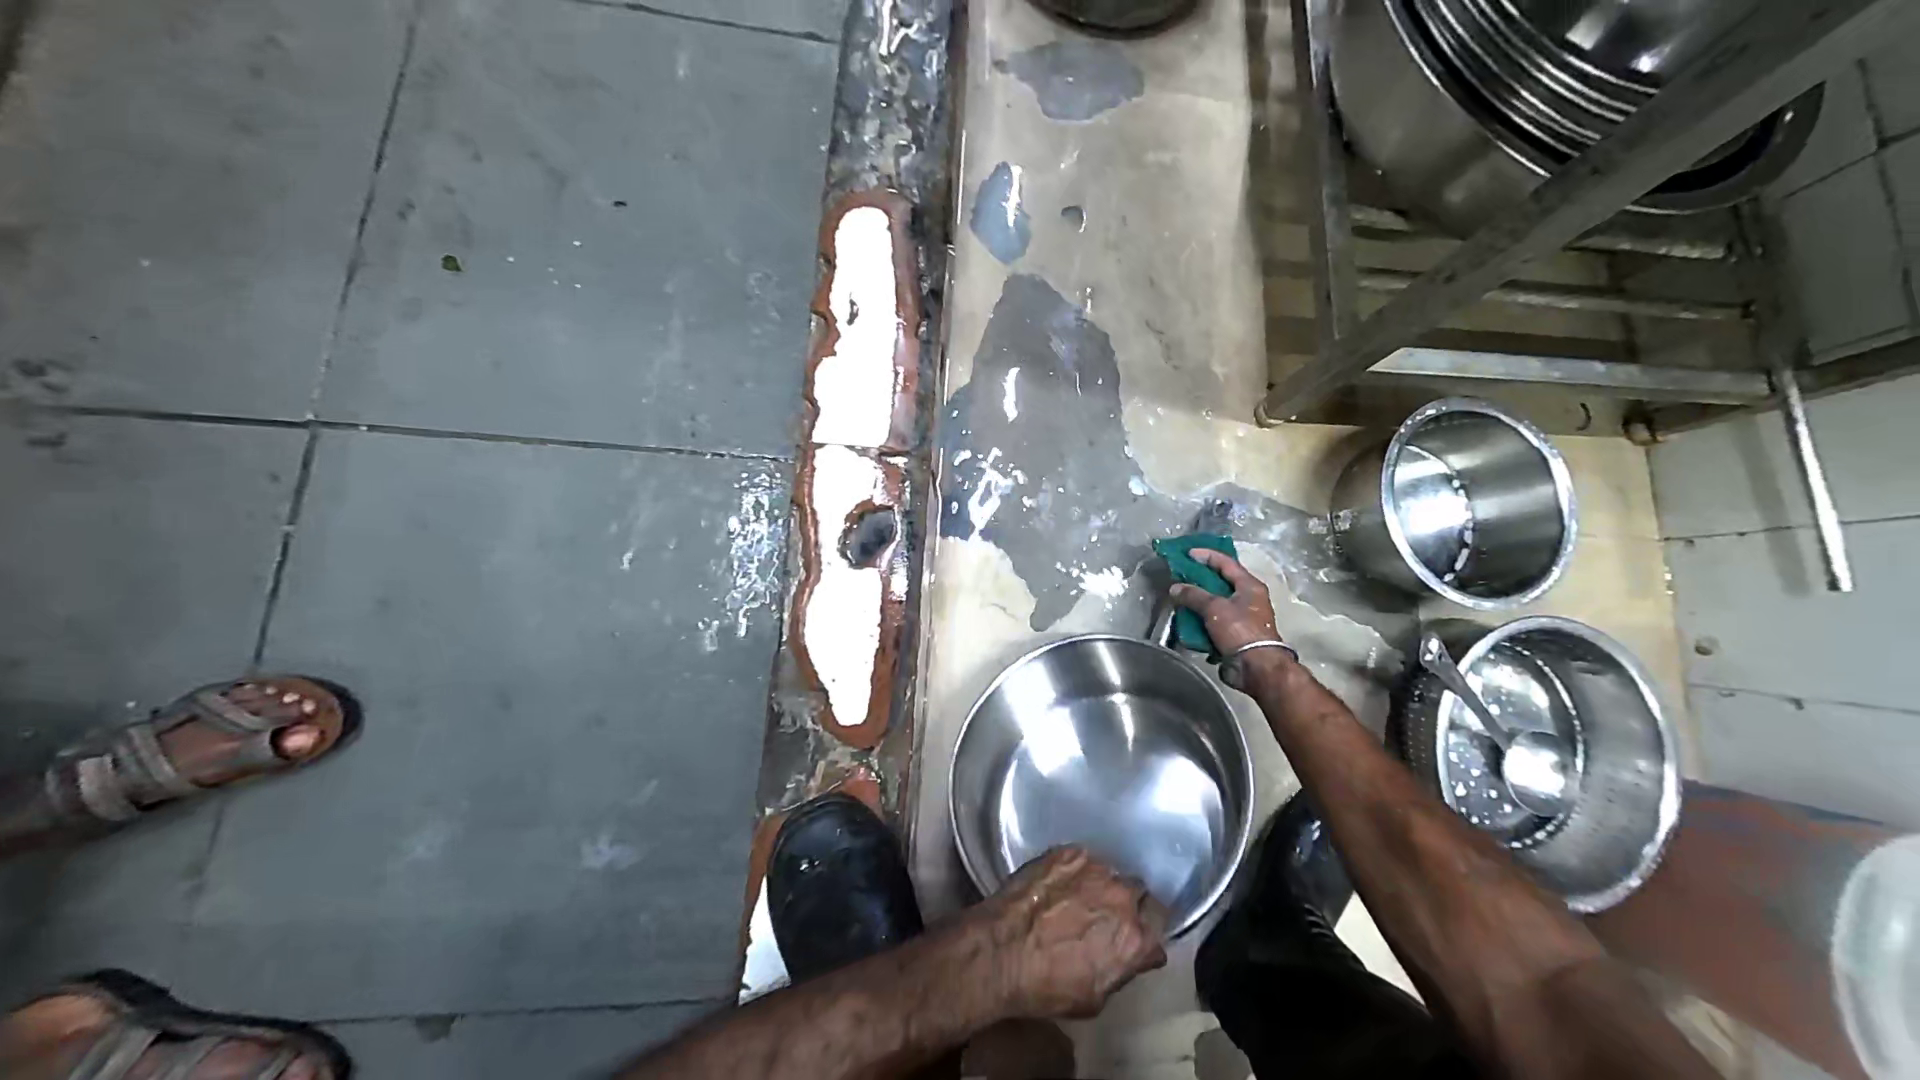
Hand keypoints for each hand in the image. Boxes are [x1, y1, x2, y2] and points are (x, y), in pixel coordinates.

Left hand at [976, 848, 1168, 1018]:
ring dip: (1100, 883)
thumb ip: (1127, 967)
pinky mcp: (1068, 852)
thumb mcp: (1096, 997)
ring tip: (1076, 896)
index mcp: (1135, 937)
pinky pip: (1081, 858)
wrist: (1001, 950)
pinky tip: (1057, 883)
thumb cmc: (1047, 985)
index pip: (1160, 920)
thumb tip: (1147, 953)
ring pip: (1109, 871)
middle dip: (1125, 901)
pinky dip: (1075, 869)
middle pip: (1137, 891)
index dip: (1147, 925)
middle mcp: (1122, 897)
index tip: (1135, 930)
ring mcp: (1094, 869)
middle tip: (1103, 913)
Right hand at [1170, 548, 1280, 654]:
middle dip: (1199, 579)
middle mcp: (1248, 599)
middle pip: (1220, 582)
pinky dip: (1200, 621)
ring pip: (1215, 603)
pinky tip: (1186, 621)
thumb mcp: (1215, 608)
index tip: (1187, 553)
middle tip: (1180, 575)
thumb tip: (1175, 587)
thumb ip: (1193, 595)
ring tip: (1179, 598)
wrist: (1256, 667)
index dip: (1207, 555)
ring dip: (1198, 601)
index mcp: (1249, 586)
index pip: (1226, 563)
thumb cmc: (1240, 631)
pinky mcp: (1234, 635)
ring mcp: (1241, 618)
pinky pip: (1213, 622)